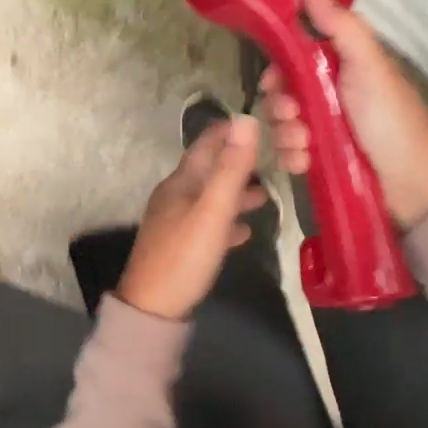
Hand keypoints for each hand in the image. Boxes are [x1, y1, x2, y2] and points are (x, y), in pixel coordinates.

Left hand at [116, 116, 267, 319]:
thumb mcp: (213, 210)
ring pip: (211, 196)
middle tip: (275, 160)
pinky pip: (207, 223)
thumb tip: (246, 120)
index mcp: (182, 180)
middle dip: (241, 162)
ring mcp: (176, 219)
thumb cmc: (184, 255)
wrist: (152, 308)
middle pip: (211, 168)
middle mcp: (177, 194)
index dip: (234, 130)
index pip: (208, 142)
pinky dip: (227, 220)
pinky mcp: (180, 244)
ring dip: (236, 192)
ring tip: (266, 195)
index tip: (265, 123)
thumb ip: (231, 168)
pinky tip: (245, 231)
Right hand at [261, 0, 427, 226]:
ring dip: (286, 133)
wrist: (413, 184)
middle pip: (281, 91)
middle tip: (293, 114)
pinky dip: (292, 157)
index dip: (279, 66)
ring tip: (306, 143)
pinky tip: (306, 162)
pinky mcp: (320, 159)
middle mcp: (328, 95)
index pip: (294, 57)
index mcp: (341, 67)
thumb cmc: (392, 119)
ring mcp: (323, 129)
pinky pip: (288, 153)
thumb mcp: (371, 66)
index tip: (273, 78)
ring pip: (281, 124)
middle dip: (280, 104)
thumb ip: (342, 28)